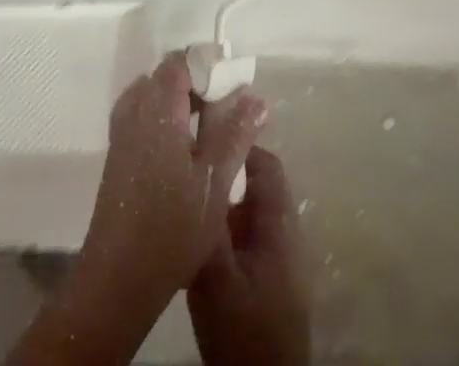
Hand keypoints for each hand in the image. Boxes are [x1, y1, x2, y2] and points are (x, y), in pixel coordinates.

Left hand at [79, 52, 269, 303]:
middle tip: (232, 105)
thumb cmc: (173, 225)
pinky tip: (190, 147)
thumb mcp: (215, 180)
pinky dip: (167, 118)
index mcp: (155, 112)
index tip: (236, 80)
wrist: (121, 272)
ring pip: (152, 98)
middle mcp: (132, 114)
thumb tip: (255, 97)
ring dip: (182, 102)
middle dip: (198, 82)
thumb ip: (235, 133)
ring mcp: (121, 135)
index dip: (207, 64)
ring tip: (215, 125)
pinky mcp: (119, 156)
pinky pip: (144, 118)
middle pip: (163, 78)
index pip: (178, 64)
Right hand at [187, 147, 310, 365]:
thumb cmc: (244, 329)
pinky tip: (187, 226)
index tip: (198, 129)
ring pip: (243, 209)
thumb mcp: (216, 275)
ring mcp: (273, 256)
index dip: (235, 142)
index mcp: (279, 227)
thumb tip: (189, 172)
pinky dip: (216, 222)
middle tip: (179, 157)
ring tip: (176, 185)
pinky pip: (239, 233)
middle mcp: (282, 234)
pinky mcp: (261, 276)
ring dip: (216, 196)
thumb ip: (205, 224)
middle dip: (219, 167)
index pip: (265, 165)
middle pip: (252, 184)